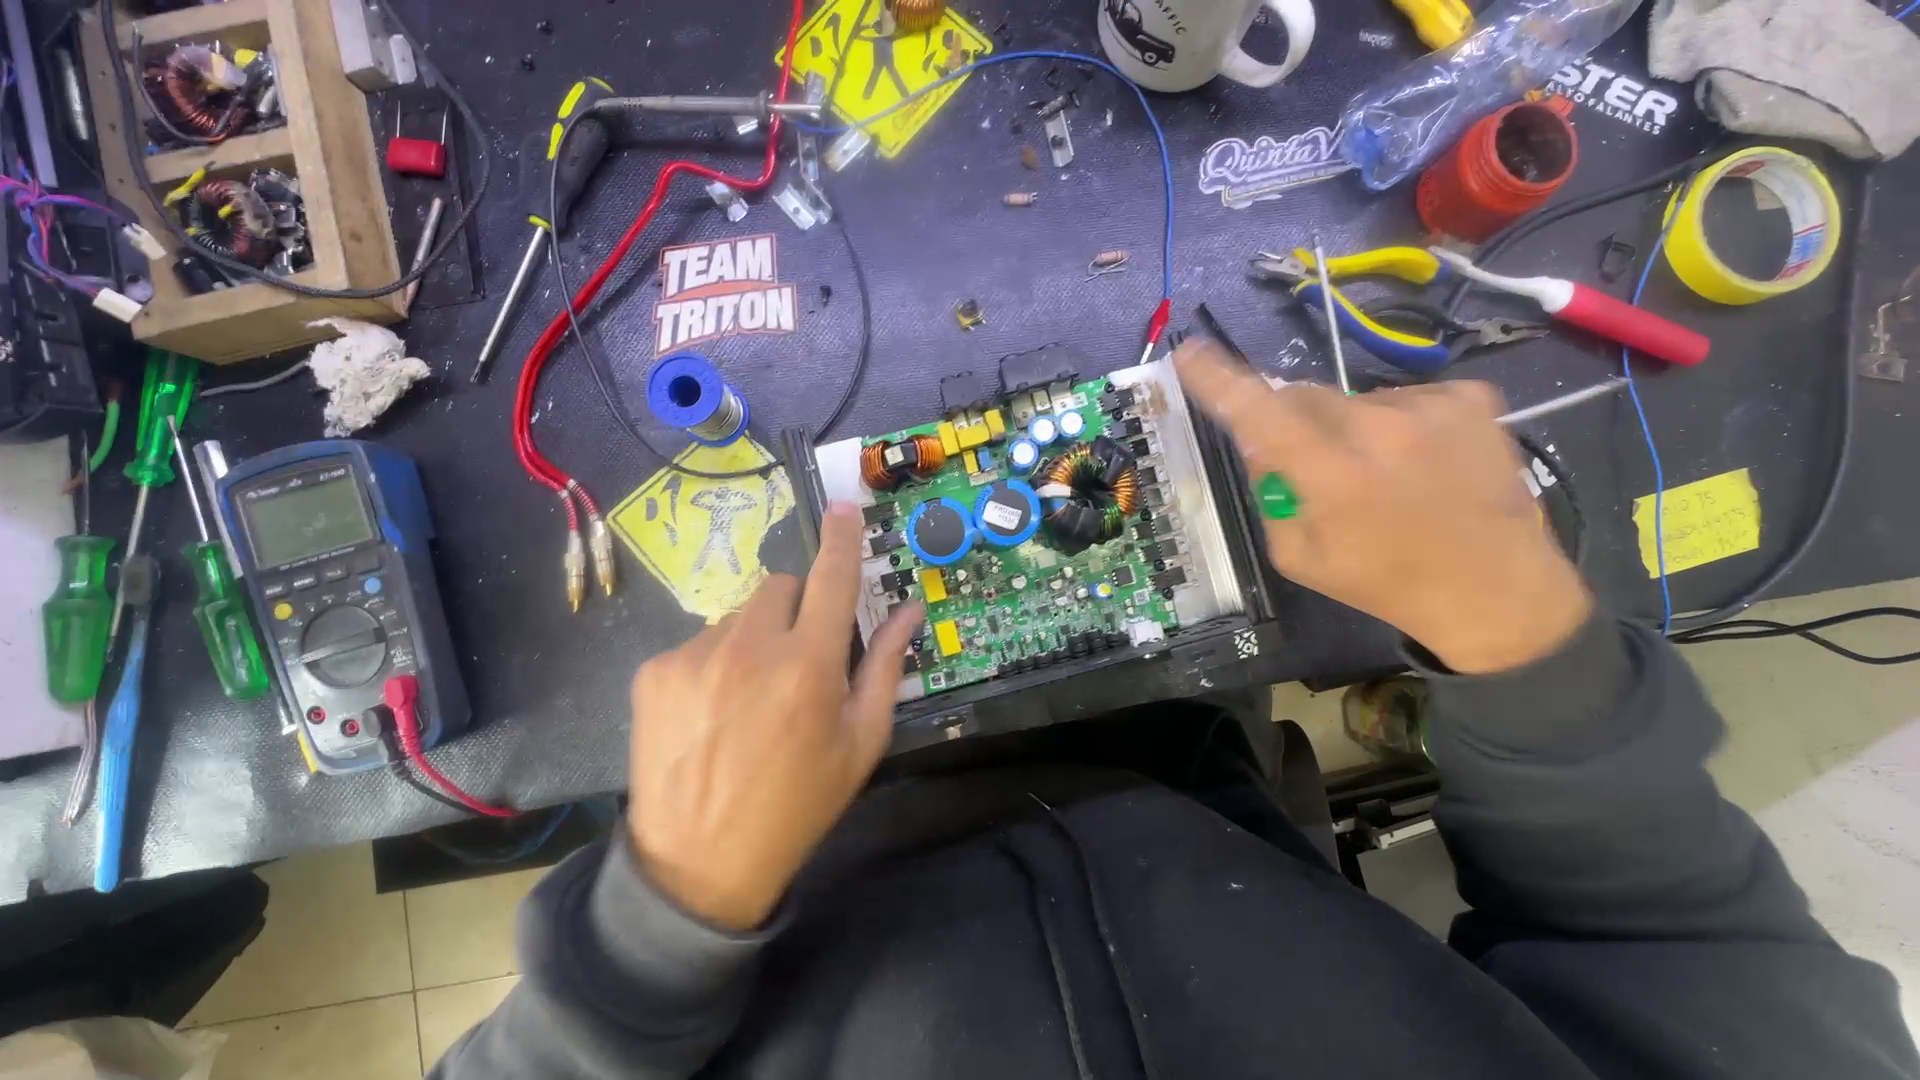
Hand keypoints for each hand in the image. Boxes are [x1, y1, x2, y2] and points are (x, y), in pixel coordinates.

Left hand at [627, 504, 921, 930]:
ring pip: (738, 615)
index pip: (832, 578)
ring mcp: (695, 655)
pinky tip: (713, 710)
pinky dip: (715, 662)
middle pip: (781, 586)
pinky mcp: (655, 670)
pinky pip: (699, 642)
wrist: (700, 864)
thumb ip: (885, 669)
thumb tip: (909, 612)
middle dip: (797, 608)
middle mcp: (750, 647)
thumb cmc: (798, 806)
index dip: (841, 538)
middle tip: (799, 659)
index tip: (843, 509)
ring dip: (754, 638)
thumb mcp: (860, 745)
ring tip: (750, 697)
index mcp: (809, 666)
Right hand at [1175, 339, 1591, 673]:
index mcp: (1331, 475)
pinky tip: (1420, 460)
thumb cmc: (1383, 581)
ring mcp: (1430, 408)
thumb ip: (1270, 493)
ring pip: (1355, 399)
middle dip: (1291, 422)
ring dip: (1350, 426)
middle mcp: (1378, 429)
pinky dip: (1399, 423)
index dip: (1219, 381)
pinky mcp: (1471, 400)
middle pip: (1302, 395)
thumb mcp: (1299, 555)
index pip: (1259, 413)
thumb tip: (1259, 444)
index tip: (1190, 353)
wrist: (1494, 590)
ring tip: (1382, 474)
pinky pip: (1406, 398)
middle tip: (1310, 463)